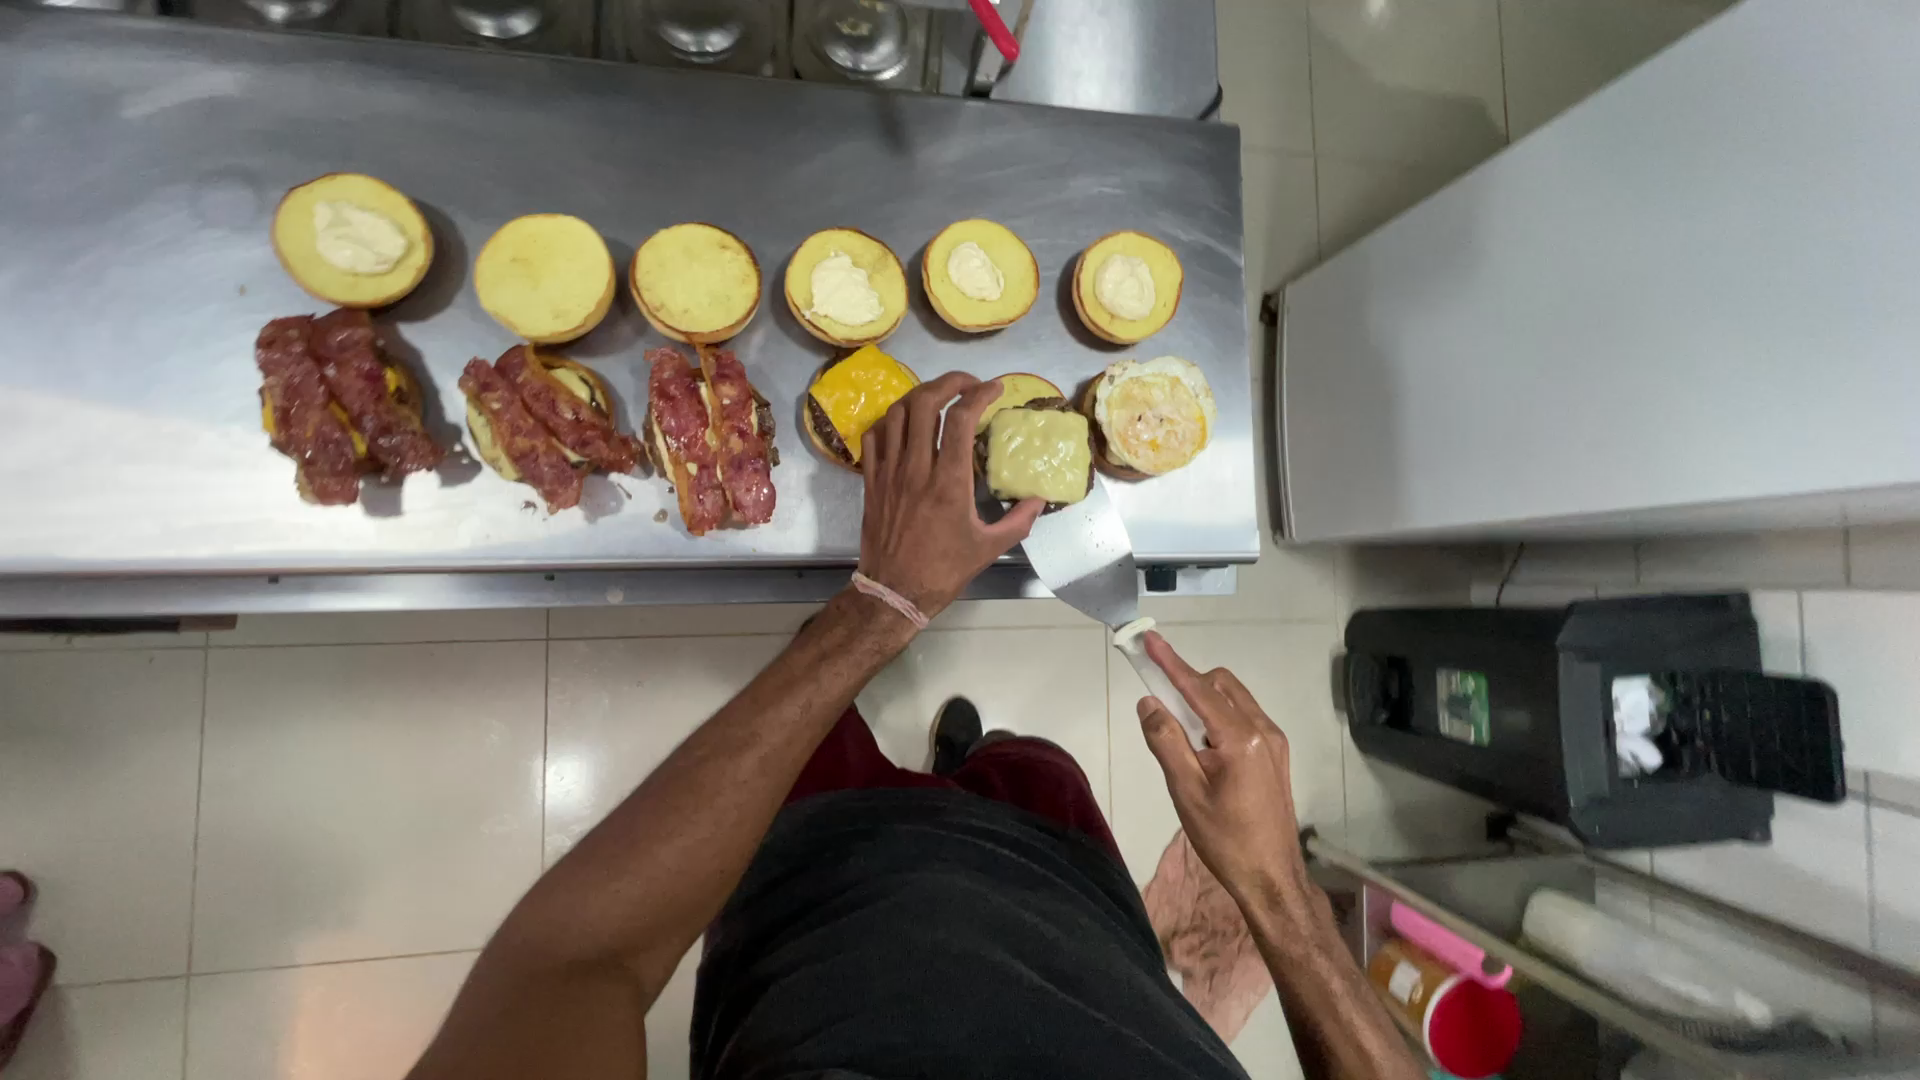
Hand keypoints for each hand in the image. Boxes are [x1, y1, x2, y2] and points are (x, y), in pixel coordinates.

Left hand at [858, 373, 1043, 617]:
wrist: (894, 591)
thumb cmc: (943, 570)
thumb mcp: (989, 547)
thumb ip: (1018, 520)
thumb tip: (1039, 499)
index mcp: (949, 482)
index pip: (961, 419)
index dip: (979, 393)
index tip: (995, 388)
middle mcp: (916, 469)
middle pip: (925, 403)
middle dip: (949, 382)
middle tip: (967, 384)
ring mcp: (889, 472)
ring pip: (897, 413)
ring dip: (920, 395)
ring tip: (939, 396)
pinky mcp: (871, 480)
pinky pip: (874, 436)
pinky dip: (891, 420)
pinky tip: (906, 423)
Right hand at [1137, 632, 1316, 915]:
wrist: (1272, 878)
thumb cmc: (1224, 838)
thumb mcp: (1184, 790)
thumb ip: (1165, 740)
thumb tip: (1149, 702)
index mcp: (1240, 737)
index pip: (1198, 688)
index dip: (1171, 662)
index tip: (1150, 638)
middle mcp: (1263, 730)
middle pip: (1221, 684)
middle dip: (1189, 681)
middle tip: (1162, 703)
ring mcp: (1274, 741)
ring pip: (1234, 699)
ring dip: (1204, 700)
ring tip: (1181, 733)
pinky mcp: (1276, 754)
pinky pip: (1243, 717)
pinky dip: (1218, 717)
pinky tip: (1204, 748)